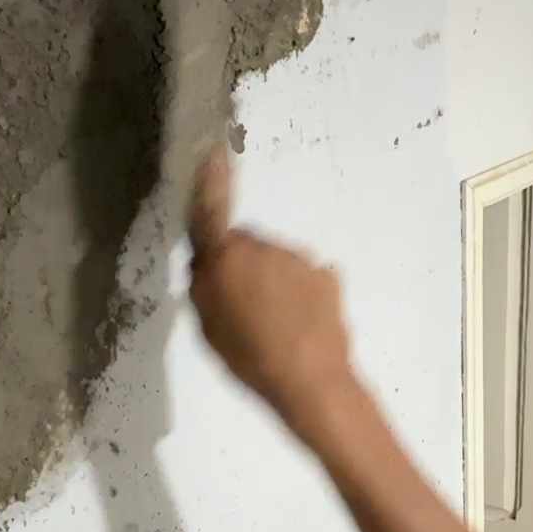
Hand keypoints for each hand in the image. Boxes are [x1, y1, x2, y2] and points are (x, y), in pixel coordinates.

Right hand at [187, 148, 356, 429]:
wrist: (311, 382)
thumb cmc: (249, 359)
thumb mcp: (208, 330)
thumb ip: (203, 289)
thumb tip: (205, 263)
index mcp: (227, 258)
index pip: (212, 211)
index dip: (210, 182)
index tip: (213, 149)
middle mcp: (264, 246)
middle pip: (247, 244)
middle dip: (244, 266)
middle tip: (244, 310)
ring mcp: (301, 259)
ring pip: (279, 261)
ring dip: (275, 282)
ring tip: (276, 326)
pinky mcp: (329, 275)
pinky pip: (308, 277)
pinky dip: (303, 293)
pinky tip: (302, 325)